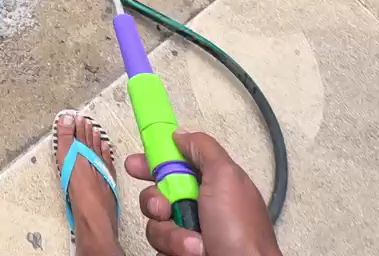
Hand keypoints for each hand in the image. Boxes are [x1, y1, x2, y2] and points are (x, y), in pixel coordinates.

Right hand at [125, 131, 280, 255]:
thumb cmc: (242, 234)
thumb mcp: (226, 176)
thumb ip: (203, 147)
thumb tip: (180, 134)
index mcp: (213, 185)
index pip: (175, 163)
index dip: (153, 160)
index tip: (136, 164)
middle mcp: (200, 208)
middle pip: (158, 191)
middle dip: (153, 198)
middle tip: (161, 208)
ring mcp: (190, 233)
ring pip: (156, 219)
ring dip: (169, 230)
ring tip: (192, 243)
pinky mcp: (181, 253)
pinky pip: (159, 243)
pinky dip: (172, 248)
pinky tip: (191, 253)